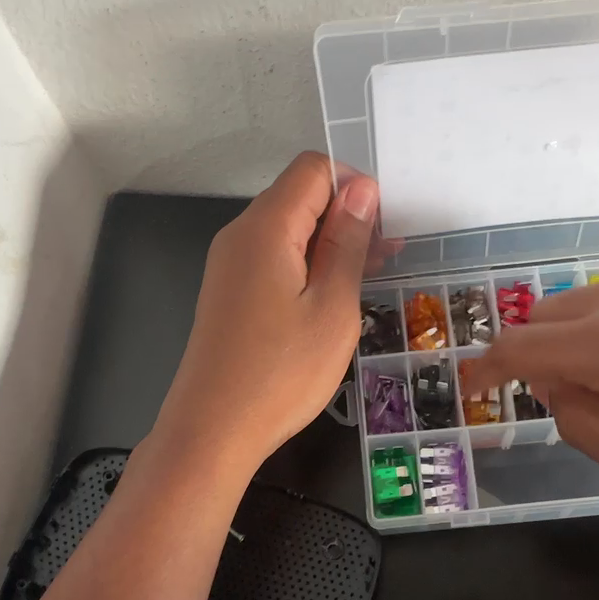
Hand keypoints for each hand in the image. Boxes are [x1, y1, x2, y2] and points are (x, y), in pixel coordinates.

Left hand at [148, 152, 378, 471]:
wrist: (213, 429)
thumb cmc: (281, 373)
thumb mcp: (332, 307)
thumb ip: (346, 244)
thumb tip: (361, 191)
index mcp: (265, 228)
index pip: (313, 170)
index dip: (354, 187)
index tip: (383, 231)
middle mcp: (239, 236)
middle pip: (297, 198)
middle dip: (345, 218)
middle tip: (385, 261)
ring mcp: (228, 267)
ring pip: (286, 233)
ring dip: (328, 247)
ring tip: (365, 283)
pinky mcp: (228, 296)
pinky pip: (271, 262)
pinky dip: (305, 270)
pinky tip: (327, 303)